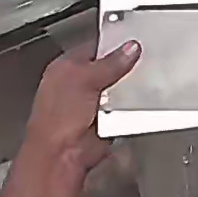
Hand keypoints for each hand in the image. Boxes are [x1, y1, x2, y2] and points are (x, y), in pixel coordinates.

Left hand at [0, 41, 139, 196]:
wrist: (61, 155)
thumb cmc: (58, 118)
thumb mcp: (85, 79)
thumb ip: (110, 63)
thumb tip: (129, 49)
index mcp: (66, 67)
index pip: (93, 47)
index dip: (112, 43)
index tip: (132, 41)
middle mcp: (76, 84)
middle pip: (107, 68)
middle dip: (122, 67)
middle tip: (139, 62)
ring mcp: (90, 103)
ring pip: (117, 89)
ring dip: (126, 90)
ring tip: (136, 84)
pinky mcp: (104, 120)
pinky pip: (122, 108)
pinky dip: (128, 107)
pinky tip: (133, 104)